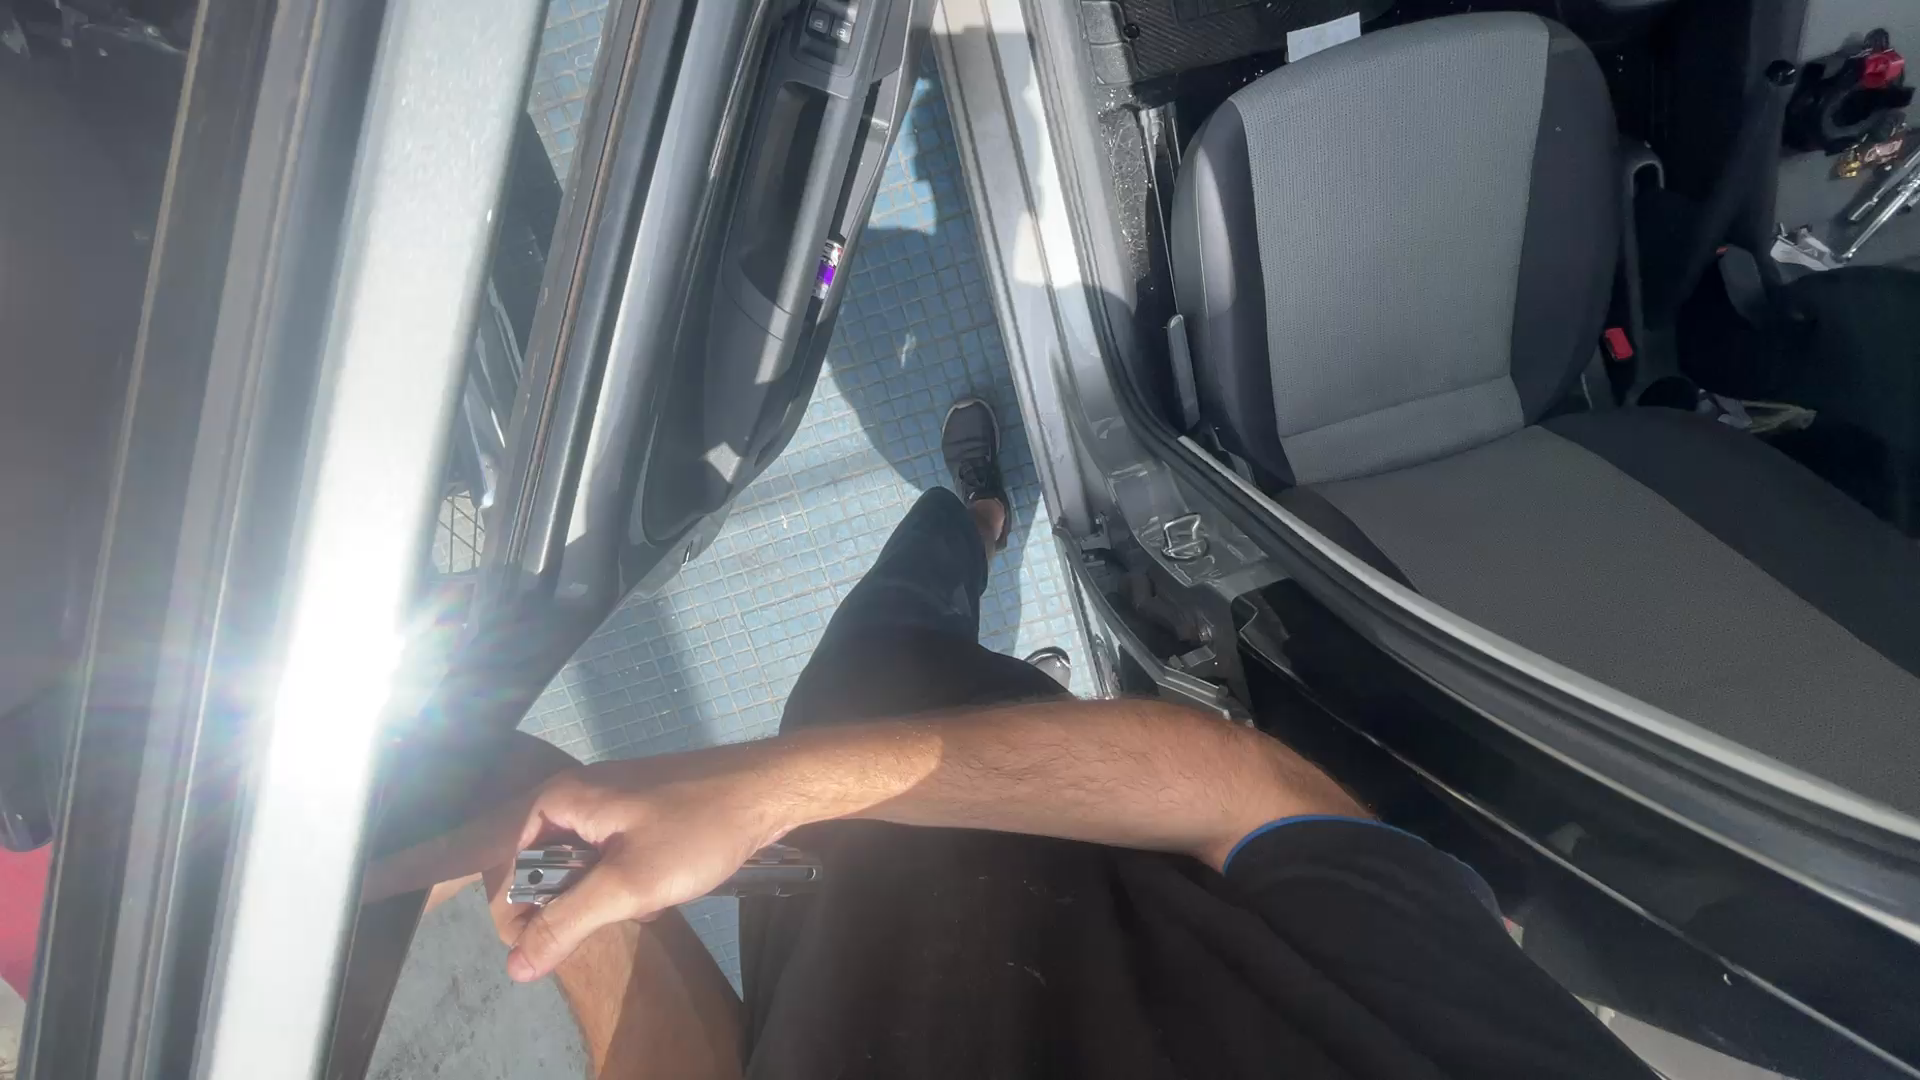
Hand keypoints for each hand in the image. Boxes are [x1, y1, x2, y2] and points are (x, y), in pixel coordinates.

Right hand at [491, 755, 794, 981]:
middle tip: (609, 915)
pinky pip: (616, 854)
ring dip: (607, 894)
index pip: (505, 865)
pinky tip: (663, 886)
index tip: (547, 941)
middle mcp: (583, 793)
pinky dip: (631, 877)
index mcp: (563, 799)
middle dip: (572, 902)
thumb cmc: (698, 829)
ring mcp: (618, 801)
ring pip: (584, 865)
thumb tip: (514, 966)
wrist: (769, 788)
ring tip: (645, 901)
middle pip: (543, 866)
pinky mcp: (647, 810)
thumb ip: (565, 923)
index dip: (517, 910)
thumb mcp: (627, 884)